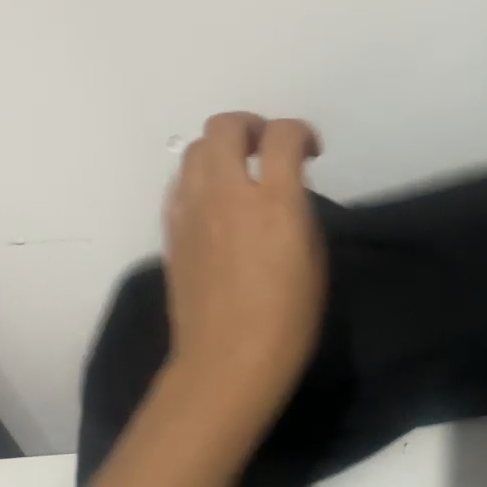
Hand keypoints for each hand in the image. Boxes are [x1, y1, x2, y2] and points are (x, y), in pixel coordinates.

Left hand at [162, 113, 327, 416]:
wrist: (229, 360)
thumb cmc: (289, 318)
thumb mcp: (314, 258)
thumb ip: (299, 212)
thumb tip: (287, 192)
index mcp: (275, 202)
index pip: (282, 135)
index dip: (300, 132)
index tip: (310, 151)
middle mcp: (228, 194)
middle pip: (225, 126)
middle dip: (251, 126)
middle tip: (268, 148)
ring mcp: (192, 210)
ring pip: (195, 148)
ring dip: (221, 149)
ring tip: (240, 174)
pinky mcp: (171, 229)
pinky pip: (181, 183)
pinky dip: (201, 178)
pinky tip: (216, 203)